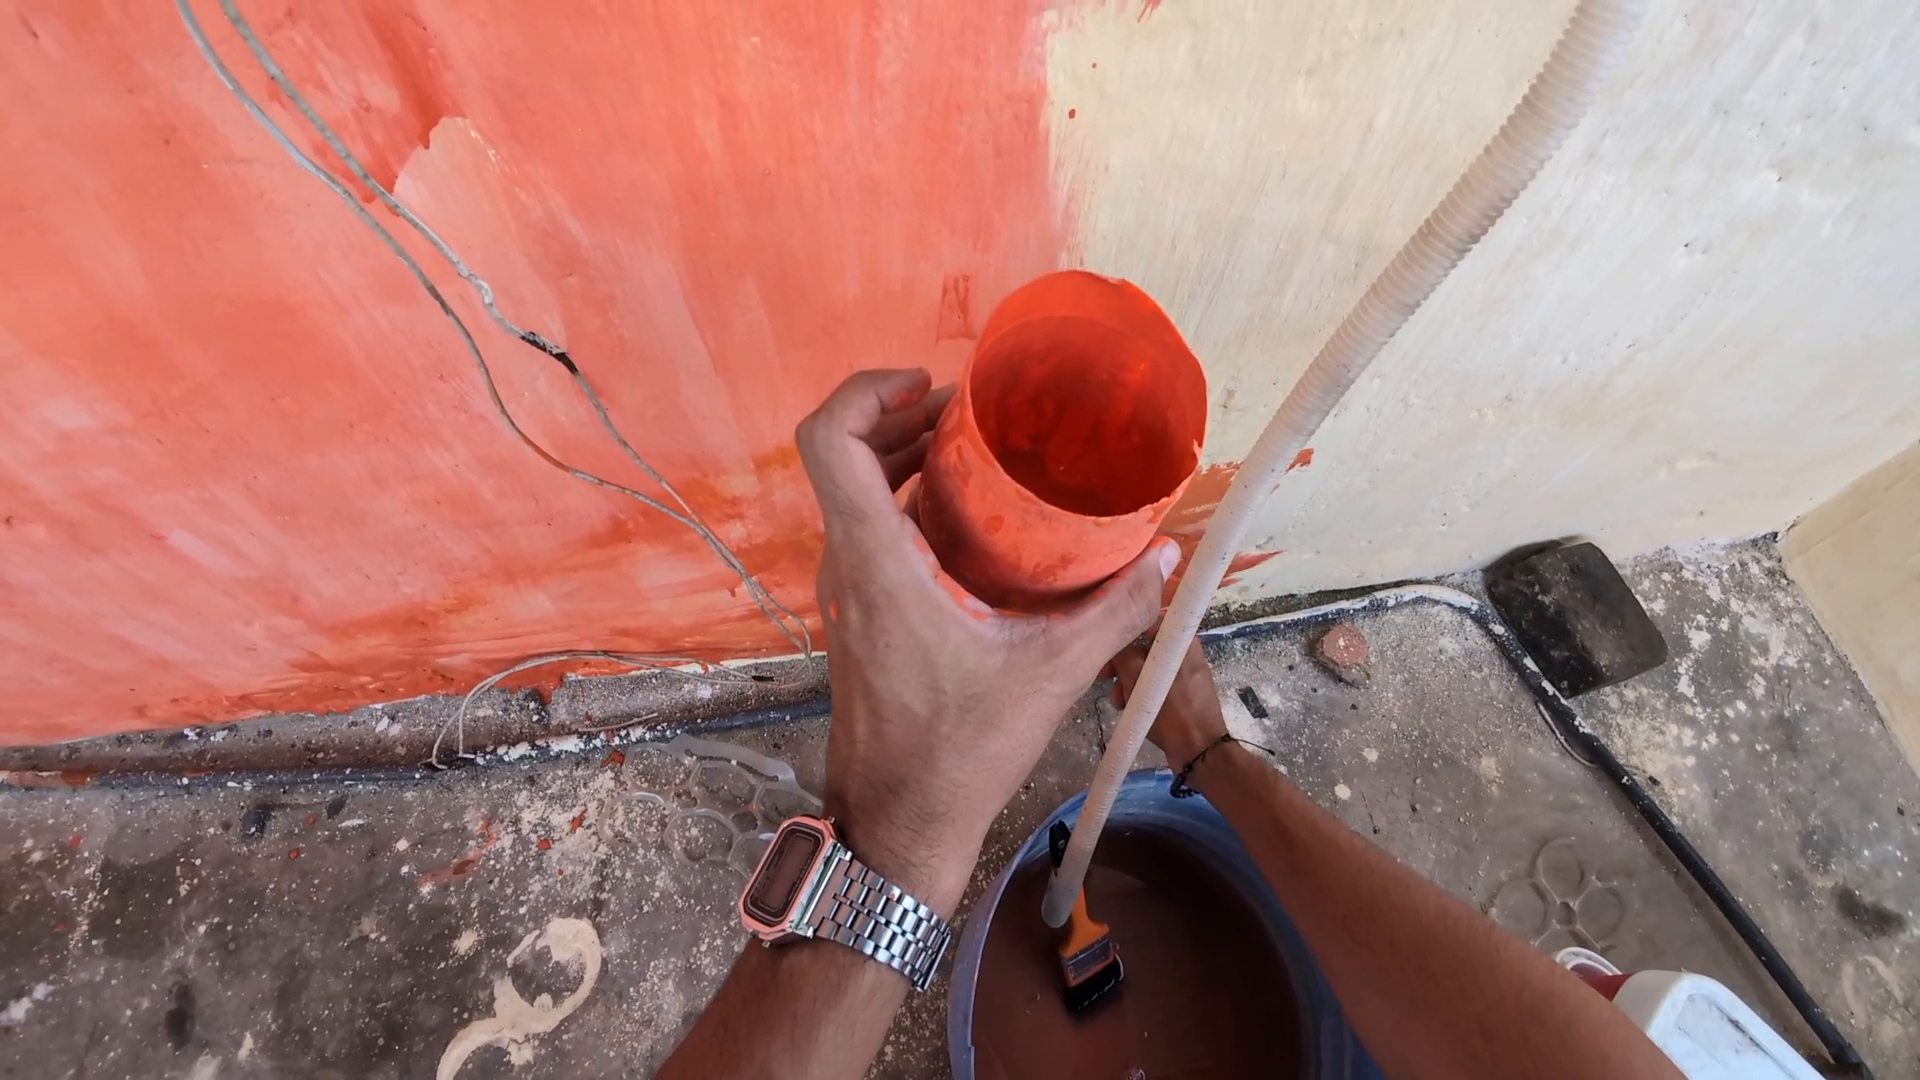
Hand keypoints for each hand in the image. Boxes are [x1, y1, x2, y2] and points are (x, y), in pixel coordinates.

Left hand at [796, 369, 1179, 913]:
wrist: (898, 821)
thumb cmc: (962, 749)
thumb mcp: (1052, 673)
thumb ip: (1116, 609)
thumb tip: (1169, 556)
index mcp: (877, 560)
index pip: (828, 442)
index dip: (864, 392)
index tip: (926, 385)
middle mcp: (847, 563)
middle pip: (844, 456)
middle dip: (901, 416)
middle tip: (972, 412)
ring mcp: (846, 589)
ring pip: (854, 493)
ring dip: (901, 456)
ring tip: (973, 447)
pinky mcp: (858, 611)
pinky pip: (869, 529)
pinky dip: (904, 499)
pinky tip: (964, 513)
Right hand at [1109, 634, 1227, 769]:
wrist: (1200, 752)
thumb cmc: (1171, 710)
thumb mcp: (1138, 678)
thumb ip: (1123, 653)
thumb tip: (1112, 639)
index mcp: (1181, 639)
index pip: (1146, 620)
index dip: (1122, 631)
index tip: (1106, 646)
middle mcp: (1184, 651)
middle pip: (1143, 646)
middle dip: (1121, 663)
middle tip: (1105, 676)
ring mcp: (1183, 673)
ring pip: (1146, 668)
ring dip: (1127, 681)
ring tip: (1118, 700)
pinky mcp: (1181, 693)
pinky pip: (1154, 684)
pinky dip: (1140, 692)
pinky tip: (1129, 707)